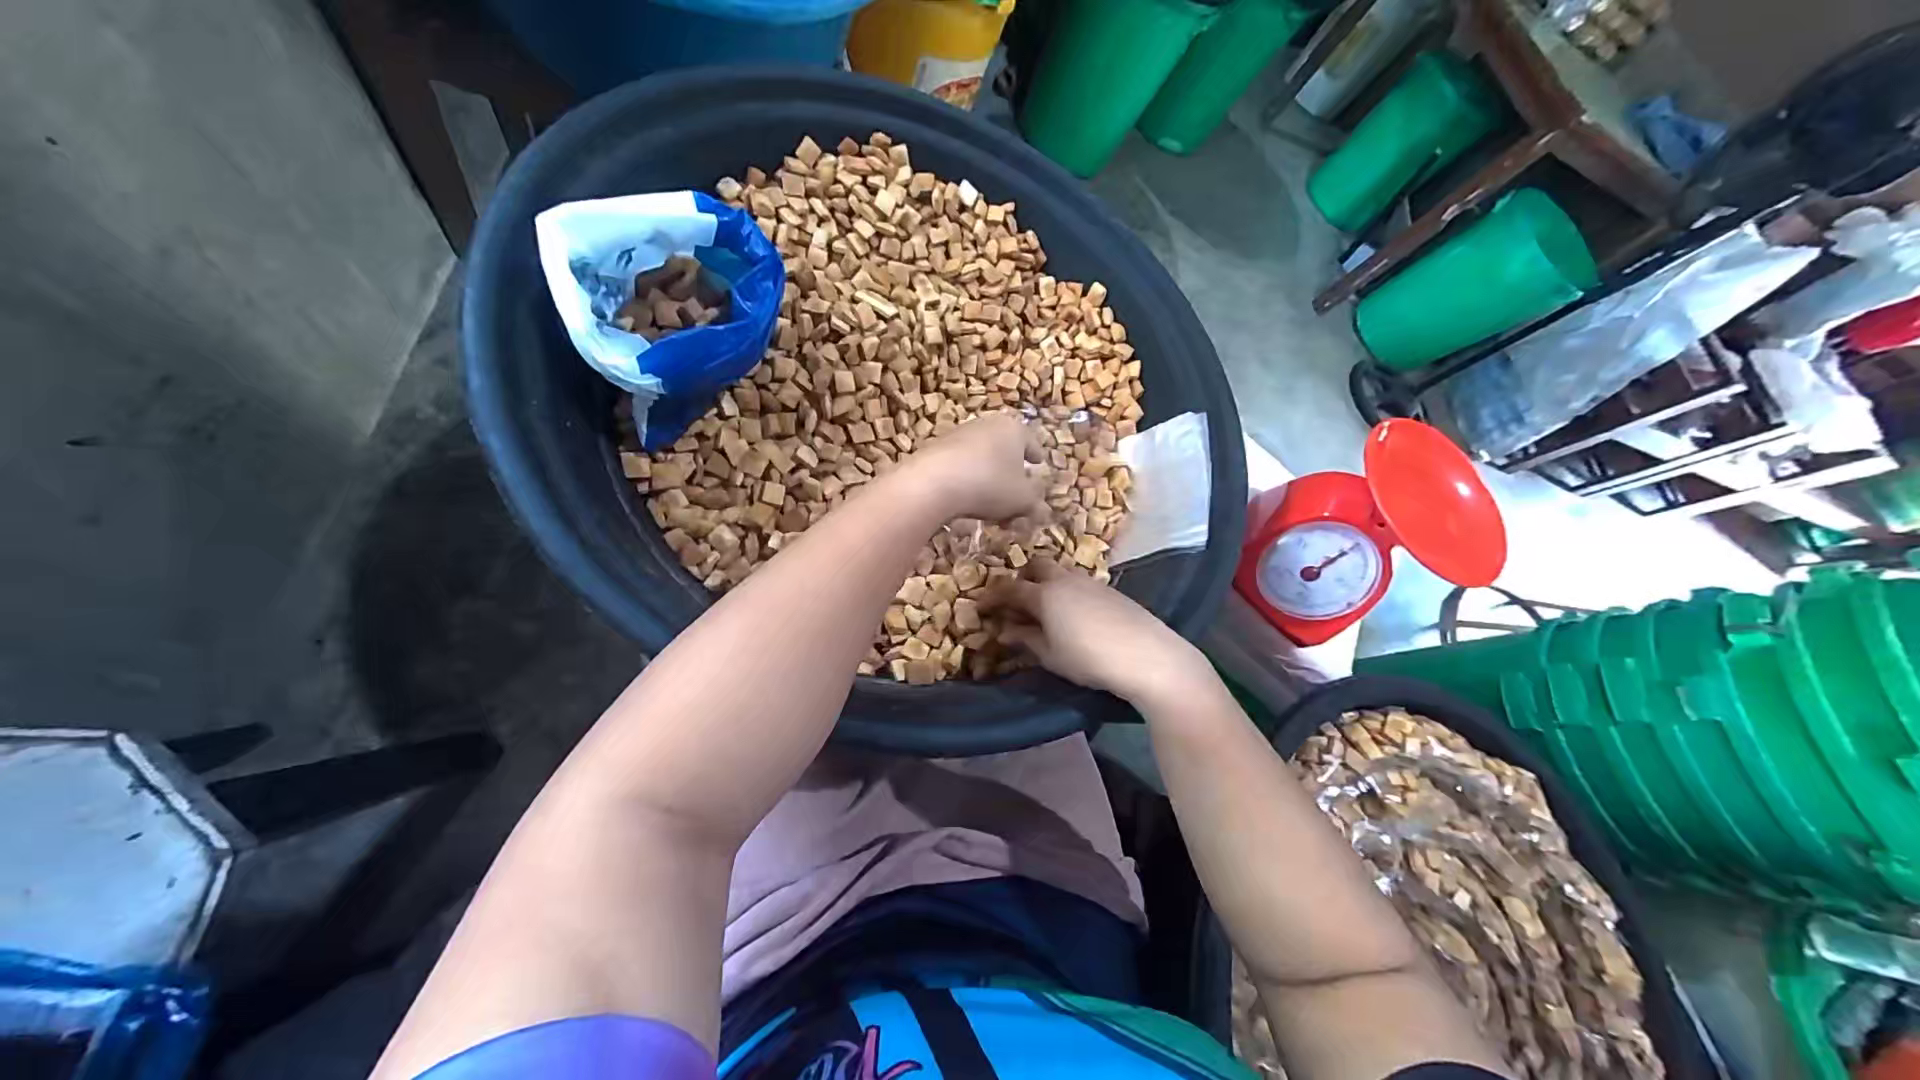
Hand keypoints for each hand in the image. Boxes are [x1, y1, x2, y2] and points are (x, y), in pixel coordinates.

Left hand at [904, 412, 1045, 522]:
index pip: (1030, 441)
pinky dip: (967, 481)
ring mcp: (958, 435)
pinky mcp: (936, 449)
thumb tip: (1043, 510)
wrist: (933, 482)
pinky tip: (966, 501)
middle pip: (1004, 450)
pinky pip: (960, 466)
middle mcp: (986, 425)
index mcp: (1013, 428)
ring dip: (988, 480)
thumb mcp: (1021, 500)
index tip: (1038, 463)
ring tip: (991, 506)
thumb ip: (1034, 503)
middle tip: (1016, 493)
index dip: (1036, 455)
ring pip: (982, 459)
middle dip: (1011, 473)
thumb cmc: (989, 484)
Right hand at [995, 560, 1212, 706]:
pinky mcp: (1110, 590)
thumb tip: (1004, 632)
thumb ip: (1026, 639)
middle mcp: (1065, 579)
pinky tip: (1072, 613)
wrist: (1147, 655)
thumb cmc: (1089, 659)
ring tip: (1044, 608)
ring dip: (1046, 583)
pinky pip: (1078, 582)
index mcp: (1044, 594)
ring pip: (1060, 572)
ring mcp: (1090, 581)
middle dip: (1022, 579)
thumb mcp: (1051, 655)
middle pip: (1037, 567)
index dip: (993, 597)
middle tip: (1016, 601)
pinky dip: (1066, 590)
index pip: (1010, 588)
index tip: (981, 607)